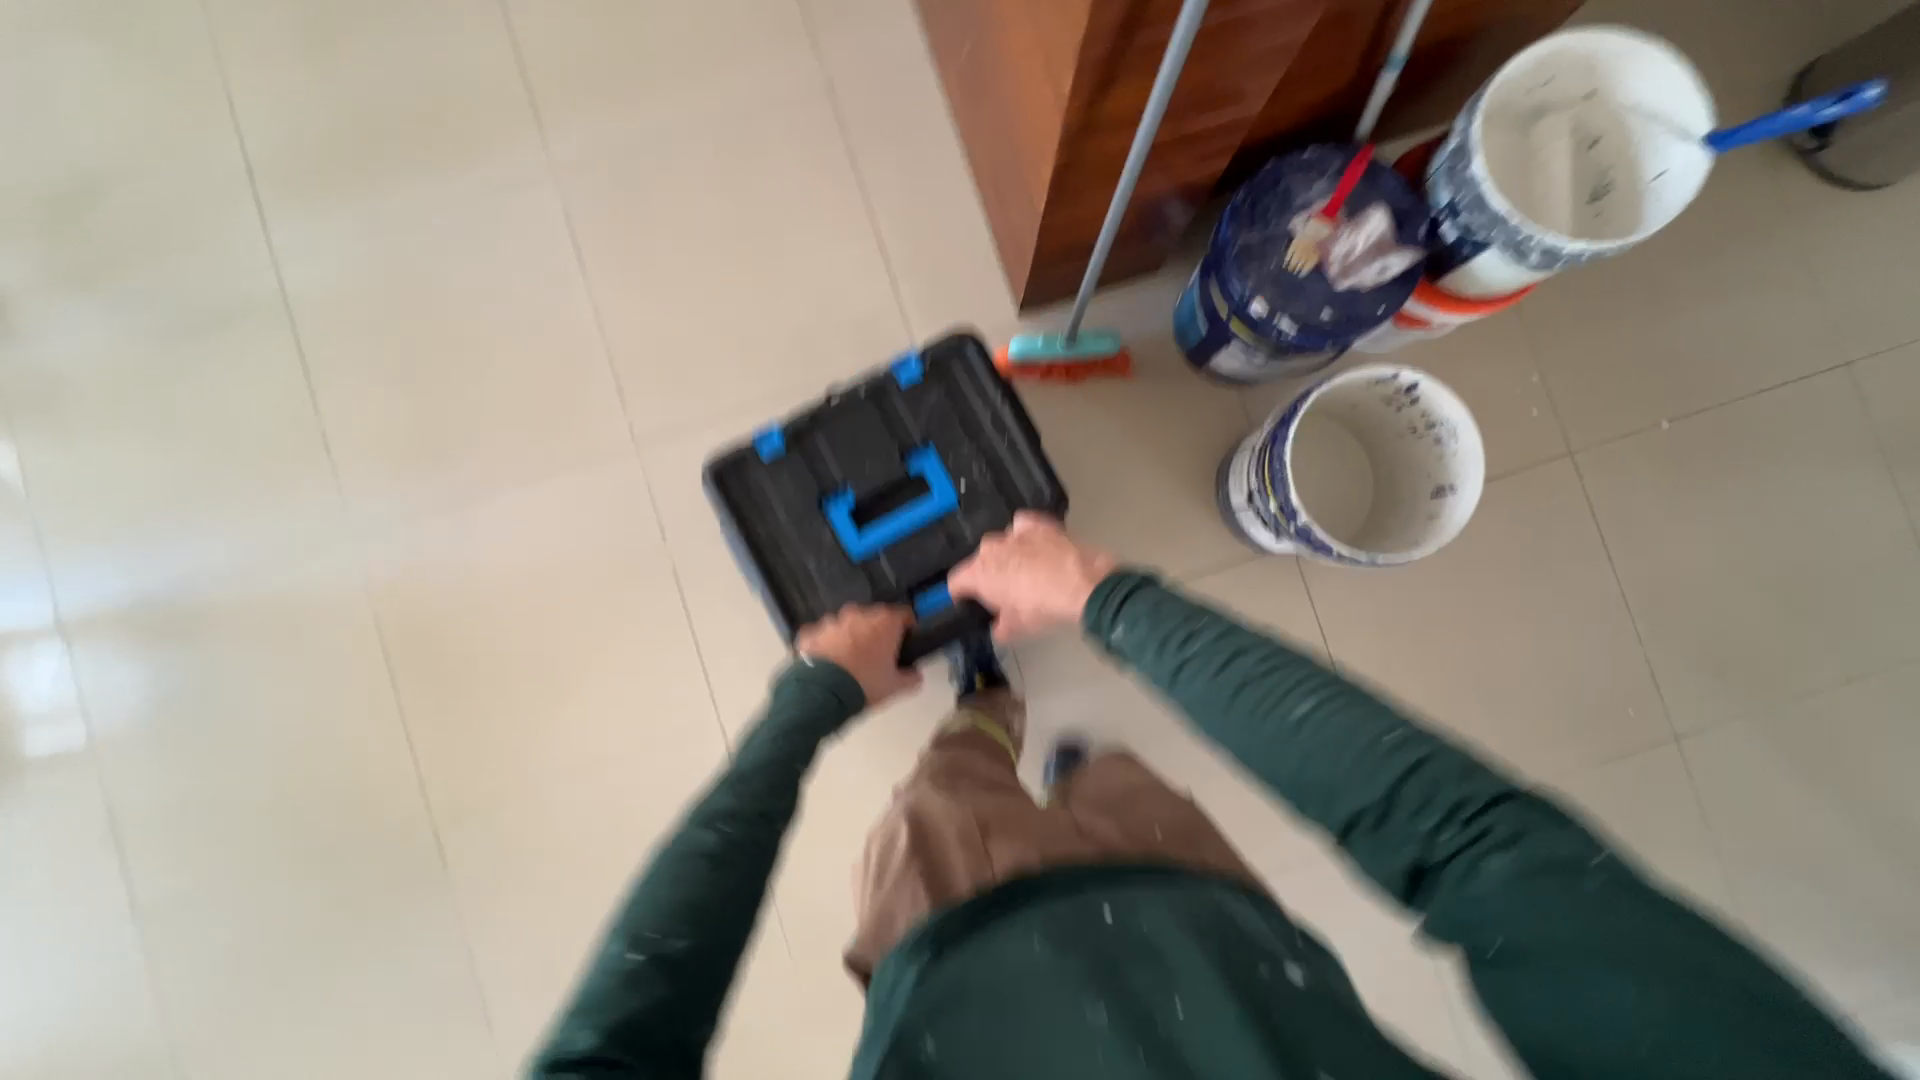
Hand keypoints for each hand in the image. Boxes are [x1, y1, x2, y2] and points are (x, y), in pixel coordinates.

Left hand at [794, 605, 922, 707]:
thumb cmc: (865, 684)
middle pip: (873, 618)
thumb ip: (911, 678)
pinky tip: (827, 664)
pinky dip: (826, 646)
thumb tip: (916, 675)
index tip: (905, 641)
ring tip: (848, 662)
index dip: (907, 628)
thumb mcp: (896, 687)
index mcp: (884, 622)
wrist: (821, 694)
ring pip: (846, 626)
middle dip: (875, 633)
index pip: (904, 615)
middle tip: (875, 656)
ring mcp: (832, 621)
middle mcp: (858, 614)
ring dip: (849, 638)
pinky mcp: (810, 632)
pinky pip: (823, 636)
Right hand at [948, 512, 1117, 643]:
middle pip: (980, 562)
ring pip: (1001, 544)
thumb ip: (1000, 626)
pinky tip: (1035, 546)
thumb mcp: (1018, 627)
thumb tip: (999, 627)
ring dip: (1008, 555)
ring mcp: (1013, 532)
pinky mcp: (1037, 523)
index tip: (970, 603)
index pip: (955, 582)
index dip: (961, 595)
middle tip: (1007, 593)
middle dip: (989, 575)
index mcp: (978, 573)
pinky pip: (1021, 527)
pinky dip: (1025, 536)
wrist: (1083, 583)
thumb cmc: (1044, 606)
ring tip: (1027, 572)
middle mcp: (990, 548)